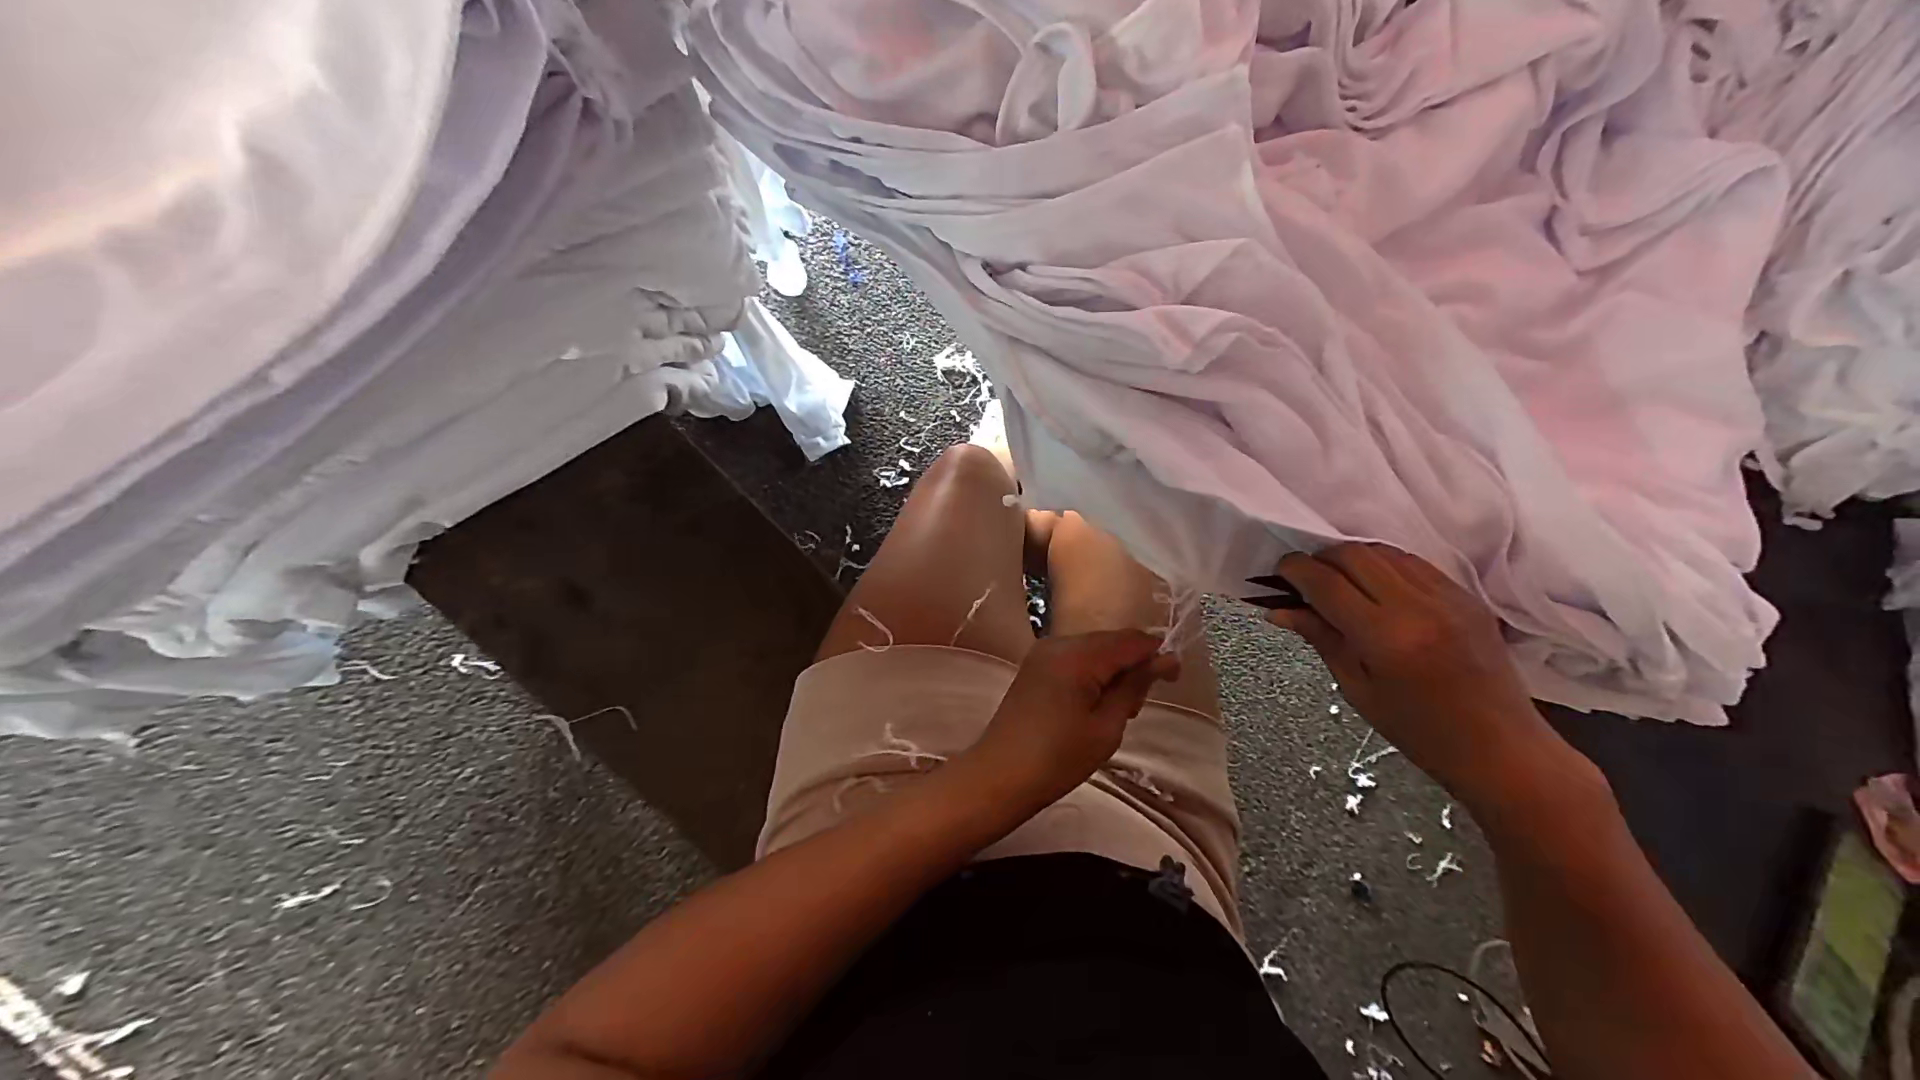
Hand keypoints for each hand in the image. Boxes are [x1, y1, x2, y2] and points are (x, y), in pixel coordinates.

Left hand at [963, 631, 1181, 808]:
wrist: (1000, 775)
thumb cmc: (1058, 758)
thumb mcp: (1106, 727)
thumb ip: (1135, 687)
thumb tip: (1164, 660)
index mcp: (1077, 655)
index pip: (1130, 640)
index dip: (1156, 655)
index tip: (1175, 679)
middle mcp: (1058, 643)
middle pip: (1111, 641)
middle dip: (1133, 666)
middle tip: (1136, 708)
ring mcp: (1042, 653)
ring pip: (1093, 650)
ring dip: (1112, 672)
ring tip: (1114, 713)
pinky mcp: (1034, 666)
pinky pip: (1074, 659)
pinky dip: (1092, 675)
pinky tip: (1092, 705)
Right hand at [1265, 543, 1574, 805]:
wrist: (1501, 747)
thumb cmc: (1419, 730)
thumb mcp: (1356, 688)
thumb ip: (1320, 638)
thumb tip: (1279, 610)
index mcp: (1386, 637)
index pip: (1327, 583)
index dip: (1295, 570)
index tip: (1278, 572)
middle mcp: (1418, 606)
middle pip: (1354, 555)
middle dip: (1321, 559)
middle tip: (1304, 578)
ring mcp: (1448, 597)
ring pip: (1385, 551)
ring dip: (1352, 558)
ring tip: (1337, 580)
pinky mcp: (1467, 596)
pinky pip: (1414, 563)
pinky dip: (1384, 564)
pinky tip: (1374, 585)